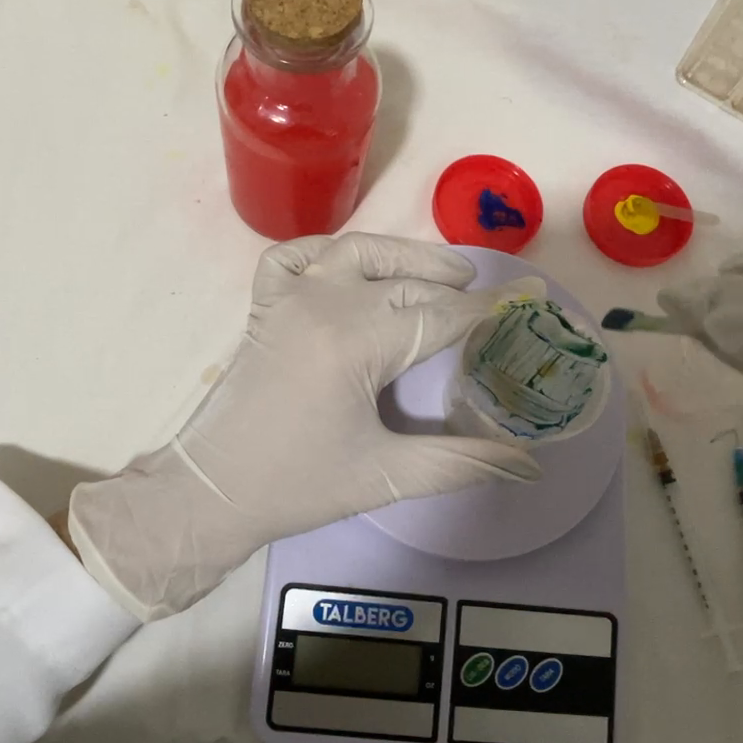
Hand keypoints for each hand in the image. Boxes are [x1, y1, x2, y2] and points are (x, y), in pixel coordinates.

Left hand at [70, 234, 540, 620]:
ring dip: (404, 255)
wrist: (213, 491)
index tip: (521, 305)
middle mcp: (324, 303)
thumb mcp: (385, 476)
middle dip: (453, 289)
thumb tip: (528, 463)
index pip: (439, 316)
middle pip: (406, 283)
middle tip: (488, 303)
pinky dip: (325, 251)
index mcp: (357, 341)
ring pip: (357, 251)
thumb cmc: (298, 485)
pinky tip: (350, 266)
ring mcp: (288, 298)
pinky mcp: (263, 307)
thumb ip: (461, 463)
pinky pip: (294, 256)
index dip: (485, 311)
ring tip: (444, 270)